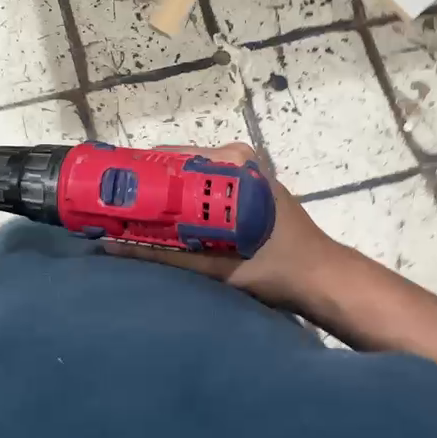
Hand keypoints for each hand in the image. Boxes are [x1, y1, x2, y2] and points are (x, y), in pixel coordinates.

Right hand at [102, 143, 341, 313]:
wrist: (324, 280)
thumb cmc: (277, 269)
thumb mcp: (218, 265)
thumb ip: (165, 255)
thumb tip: (114, 247)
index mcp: (234, 162)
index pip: (174, 156)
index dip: (141, 172)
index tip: (112, 188)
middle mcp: (238, 159)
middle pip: (180, 166)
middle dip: (149, 185)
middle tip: (116, 204)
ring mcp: (244, 173)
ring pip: (191, 179)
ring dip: (165, 196)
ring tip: (131, 213)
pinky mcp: (247, 190)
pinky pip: (207, 190)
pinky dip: (185, 203)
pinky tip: (164, 221)